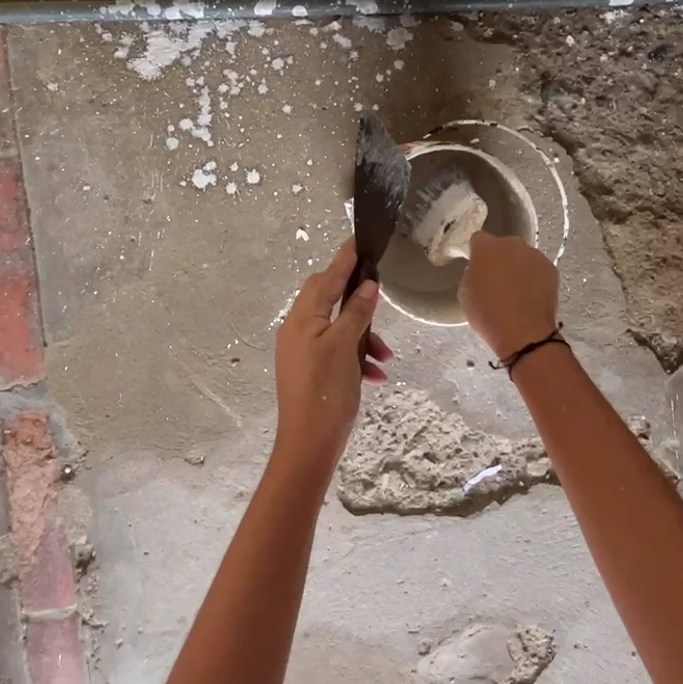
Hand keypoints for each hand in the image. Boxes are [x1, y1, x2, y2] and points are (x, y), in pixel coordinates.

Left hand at [273, 239, 393, 469]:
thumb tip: (368, 285)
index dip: (344, 260)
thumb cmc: (326, 391)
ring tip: (385, 355)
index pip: (325, 278)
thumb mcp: (345, 346)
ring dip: (364, 337)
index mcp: (301, 319)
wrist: (309, 444)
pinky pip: (338, 352)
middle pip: (329, 300)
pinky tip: (376, 374)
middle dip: (359, 303)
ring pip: (339, 329)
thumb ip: (356, 312)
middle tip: (378, 297)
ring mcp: (303, 351)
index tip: (358, 239)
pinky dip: (357, 357)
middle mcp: (298, 330)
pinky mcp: (311, 370)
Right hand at [458, 233, 559, 360]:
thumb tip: (481, 270)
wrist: (524, 334)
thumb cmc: (488, 314)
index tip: (477, 267)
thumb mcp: (465, 293)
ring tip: (517, 290)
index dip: (477, 252)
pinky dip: (534, 277)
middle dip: (499, 258)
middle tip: (497, 280)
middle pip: (502, 246)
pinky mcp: (551, 268)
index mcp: (486, 247)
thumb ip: (472, 274)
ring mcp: (534, 255)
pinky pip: (537, 268)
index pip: (478, 239)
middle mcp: (512, 244)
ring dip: (517, 267)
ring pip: (521, 256)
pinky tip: (530, 295)